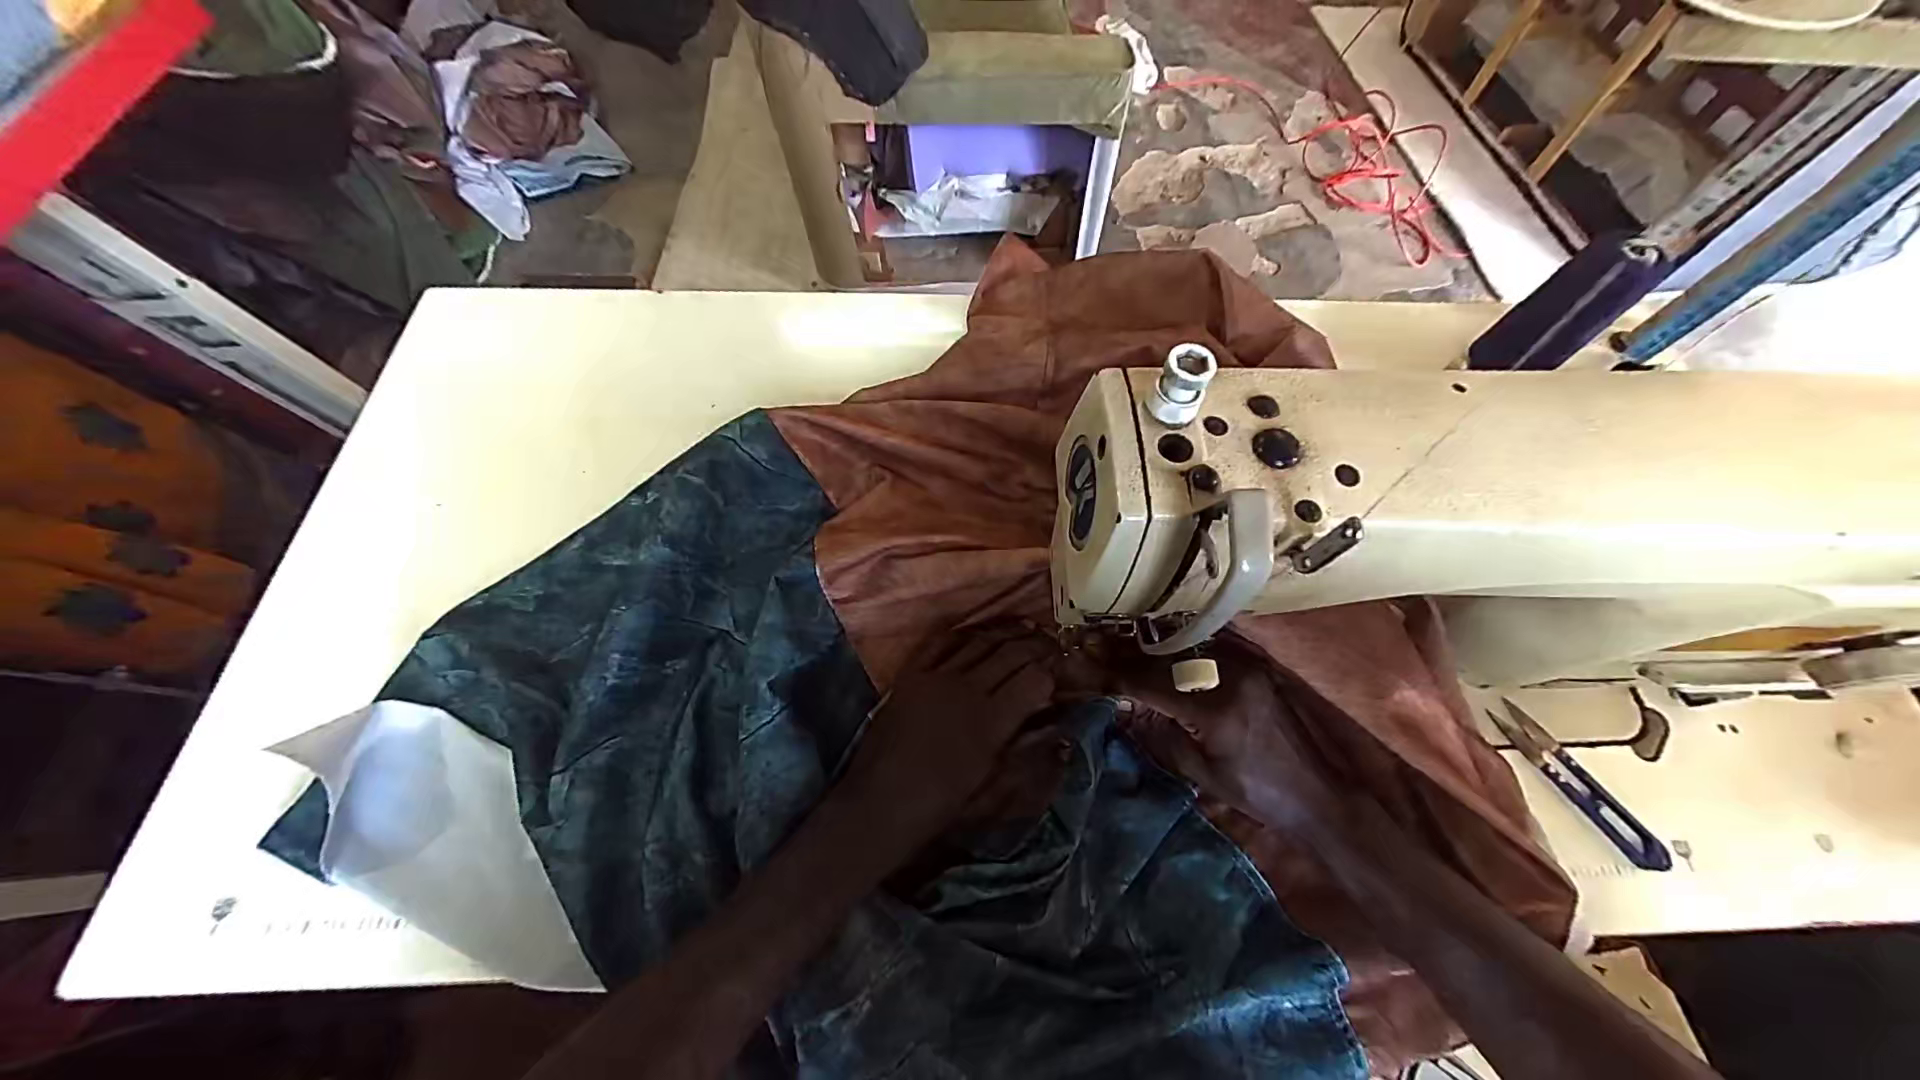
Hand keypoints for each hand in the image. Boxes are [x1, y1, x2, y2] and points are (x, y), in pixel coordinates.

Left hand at [837, 622, 1059, 845]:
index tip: (1059, 674)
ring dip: (1006, 633)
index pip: (1034, 679)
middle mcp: (968, 688)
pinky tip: (976, 632)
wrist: (880, 803)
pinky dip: (963, 633)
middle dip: (1037, 646)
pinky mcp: (911, 674)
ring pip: (980, 641)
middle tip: (1050, 645)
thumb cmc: (941, 807)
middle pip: (1011, 653)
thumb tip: (1060, 735)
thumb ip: (1027, 757)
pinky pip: (941, 642)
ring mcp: (937, 677)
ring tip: (1023, 629)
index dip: (1051, 673)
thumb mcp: (993, 791)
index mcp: (992, 720)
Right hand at [1115, 645, 1339, 831]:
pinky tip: (1159, 647)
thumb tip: (1123, 706)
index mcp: (1214, 709)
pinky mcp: (1255, 666)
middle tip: (1094, 646)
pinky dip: (1178, 647)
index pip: (1150, 683)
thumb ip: (1158, 733)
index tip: (1086, 667)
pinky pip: (1207, 648)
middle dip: (1126, 654)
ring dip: (1150, 647)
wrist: (1317, 793)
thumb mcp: (1199, 771)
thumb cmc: (1256, 792)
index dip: (1115, 675)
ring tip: (1119, 645)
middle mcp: (1230, 676)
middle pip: (1164, 657)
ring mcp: (1246, 666)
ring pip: (1184, 646)